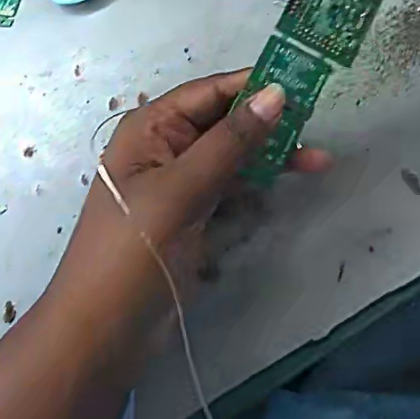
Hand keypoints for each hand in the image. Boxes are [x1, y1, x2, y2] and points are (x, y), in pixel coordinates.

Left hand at [0, 71, 329, 418]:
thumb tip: (276, 92)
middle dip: (270, 122)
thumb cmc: (131, 251)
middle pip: (227, 120)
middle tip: (316, 122)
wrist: (100, 338)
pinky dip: (260, 183)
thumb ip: (231, 141)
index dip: (254, 83)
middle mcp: (167, 145)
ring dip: (273, 155)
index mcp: (152, 127)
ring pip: (236, 153)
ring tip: (319, 160)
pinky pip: (234, 184)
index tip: (303, 80)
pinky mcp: (195, 211)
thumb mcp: (182, 190)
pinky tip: (291, 182)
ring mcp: (182, 180)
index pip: (211, 92)